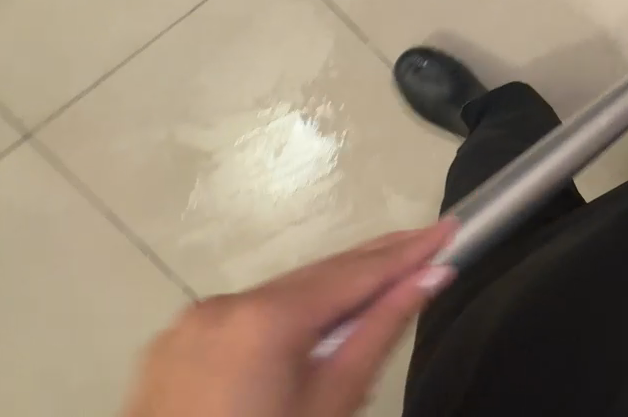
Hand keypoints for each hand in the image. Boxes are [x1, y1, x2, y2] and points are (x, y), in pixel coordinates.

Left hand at [121, 221, 457, 416]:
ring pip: (287, 291)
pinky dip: (294, 309)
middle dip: (377, 261)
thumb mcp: (333, 400)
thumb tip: (433, 276)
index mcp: (264, 317)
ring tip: (389, 274)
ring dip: (337, 285)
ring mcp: (193, 323)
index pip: (356, 272)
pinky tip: (325, 313)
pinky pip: (252, 312)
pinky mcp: (176, 345)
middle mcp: (225, 304)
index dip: (409, 250)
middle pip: (320, 274)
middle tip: (431, 242)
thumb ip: (383, 327)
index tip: (450, 228)